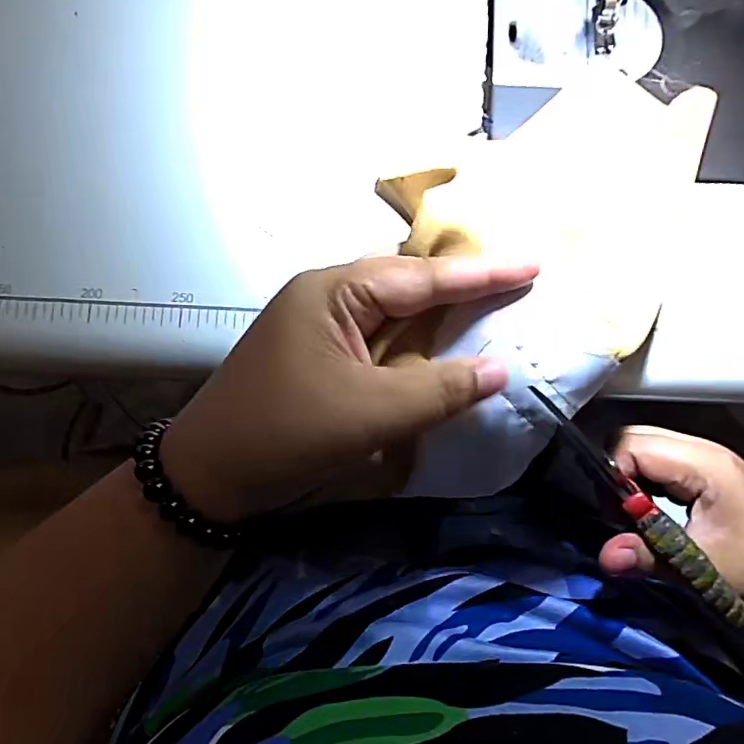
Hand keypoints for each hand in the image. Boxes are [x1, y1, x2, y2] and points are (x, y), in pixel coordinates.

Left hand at [160, 256, 539, 521]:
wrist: (209, 477)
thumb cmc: (286, 435)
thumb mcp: (371, 414)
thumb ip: (439, 389)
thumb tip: (500, 369)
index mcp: (333, 292)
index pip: (422, 277)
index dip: (482, 274)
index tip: (534, 265)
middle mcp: (327, 297)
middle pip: (409, 285)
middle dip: (464, 286)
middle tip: (519, 281)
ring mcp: (322, 328)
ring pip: (396, 313)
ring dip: (441, 316)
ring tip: (494, 308)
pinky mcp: (322, 359)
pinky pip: (382, 341)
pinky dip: (417, 346)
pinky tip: (443, 348)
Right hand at [596, 427, 743, 626]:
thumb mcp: (707, 569)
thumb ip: (651, 557)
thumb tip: (605, 555)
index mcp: (706, 463)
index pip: (633, 444)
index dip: (611, 474)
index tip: (606, 513)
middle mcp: (703, 454)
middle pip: (636, 440)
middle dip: (614, 473)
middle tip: (609, 514)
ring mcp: (706, 465)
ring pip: (645, 453)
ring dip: (628, 482)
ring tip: (623, 519)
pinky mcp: (704, 481)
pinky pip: (659, 469)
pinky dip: (642, 489)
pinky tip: (643, 518)